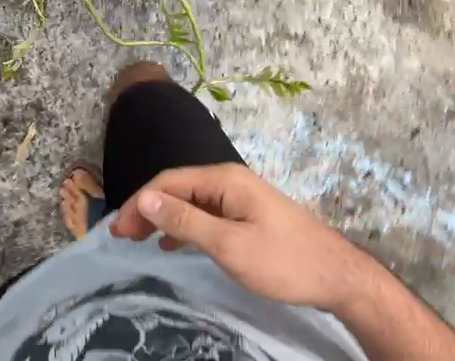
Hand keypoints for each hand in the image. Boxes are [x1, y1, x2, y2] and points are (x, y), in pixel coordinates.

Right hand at [110, 163, 379, 312]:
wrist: (337, 275)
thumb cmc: (282, 260)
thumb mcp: (229, 245)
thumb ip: (185, 221)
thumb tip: (145, 197)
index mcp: (223, 180)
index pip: (169, 182)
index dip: (140, 202)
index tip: (118, 230)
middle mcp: (228, 181)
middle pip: (177, 188)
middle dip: (147, 208)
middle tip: (122, 236)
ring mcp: (239, 198)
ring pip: (190, 202)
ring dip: (163, 219)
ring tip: (139, 241)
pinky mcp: (246, 216)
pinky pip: (204, 214)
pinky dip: (183, 227)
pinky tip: (171, 245)